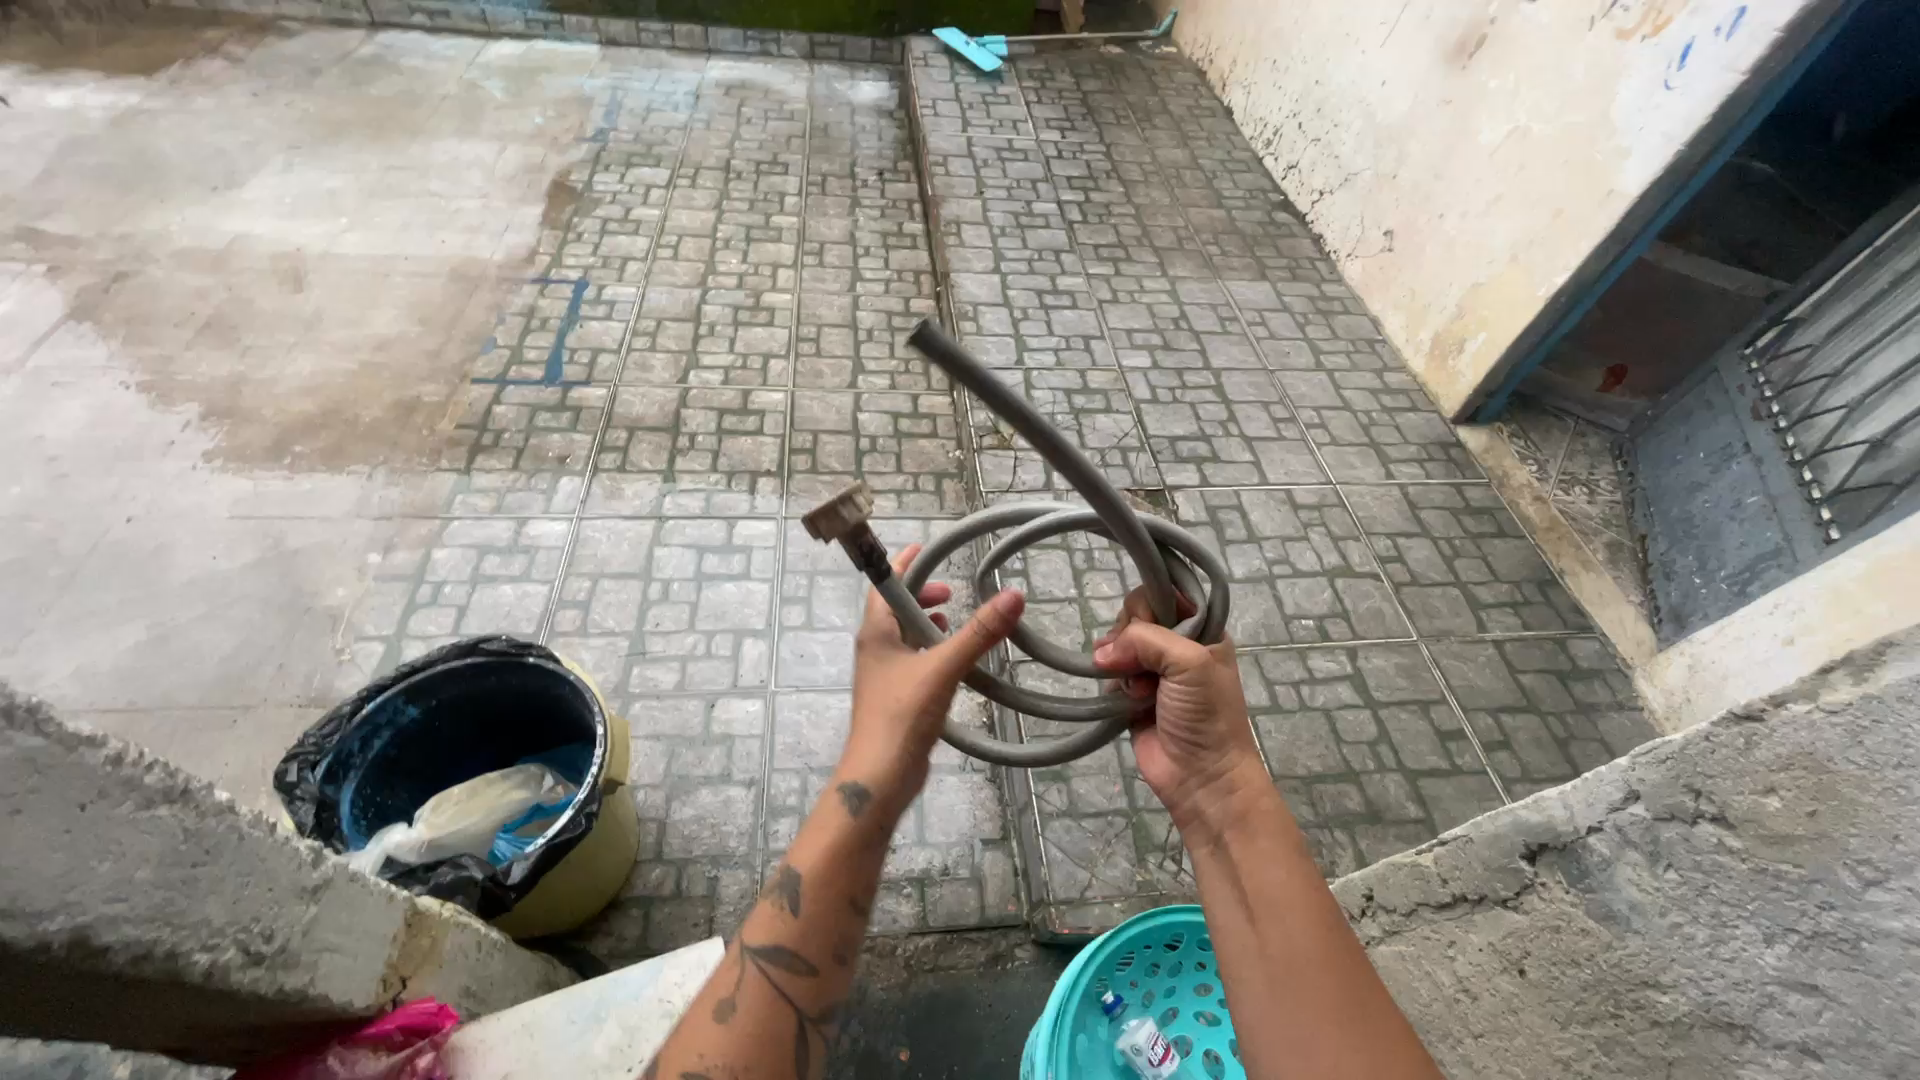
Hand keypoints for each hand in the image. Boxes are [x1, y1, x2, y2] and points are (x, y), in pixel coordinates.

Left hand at [845, 544, 1024, 809]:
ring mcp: (884, 673)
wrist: (880, 775)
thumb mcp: (944, 668)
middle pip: (895, 607)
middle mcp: (875, 647)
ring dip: (927, 621)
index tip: (927, 547)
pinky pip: (913, 659)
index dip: (904, 563)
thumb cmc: (902, 714)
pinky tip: (953, 661)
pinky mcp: (897, 696)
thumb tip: (1014, 595)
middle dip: (922, 593)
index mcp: (876, 632)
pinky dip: (931, 649)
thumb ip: (979, 633)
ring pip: (905, 635)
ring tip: (954, 619)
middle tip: (952, 590)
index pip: (885, 583)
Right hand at [1092, 587, 1265, 829]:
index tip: (1144, 620)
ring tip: (1135, 686)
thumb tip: (1102, 653)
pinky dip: (1110, 682)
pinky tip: (1125, 698)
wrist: (1202, 778)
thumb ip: (1146, 639)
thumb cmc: (1207, 716)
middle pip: (1135, 615)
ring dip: (1119, 662)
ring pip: (1118, 644)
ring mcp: (1153, 671)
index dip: (1149, 600)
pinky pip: (1109, 673)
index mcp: (1202, 630)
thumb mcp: (1190, 663)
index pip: (1165, 592)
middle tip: (1139, 661)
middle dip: (1129, 635)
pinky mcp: (1131, 695)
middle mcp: (1177, 645)